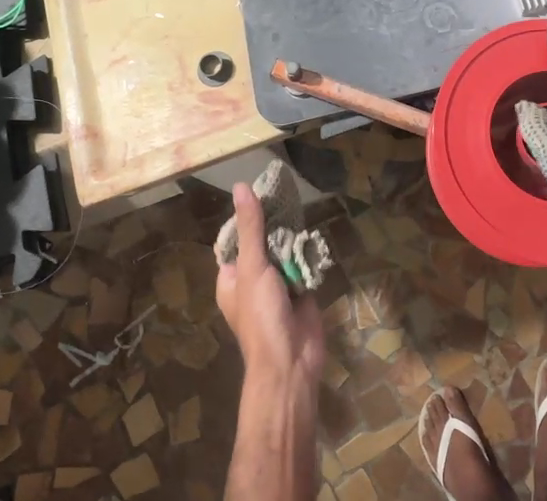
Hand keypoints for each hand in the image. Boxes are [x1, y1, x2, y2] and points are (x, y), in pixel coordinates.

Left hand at [215, 184, 325, 384]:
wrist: (291, 360)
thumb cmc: (261, 315)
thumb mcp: (252, 267)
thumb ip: (250, 228)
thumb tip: (241, 186)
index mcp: (231, 278)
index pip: (236, 239)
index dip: (247, 218)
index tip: (262, 191)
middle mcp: (253, 281)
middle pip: (263, 243)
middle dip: (275, 226)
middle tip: (288, 197)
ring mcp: (277, 287)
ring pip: (285, 253)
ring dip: (294, 240)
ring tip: (301, 210)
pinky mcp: (300, 292)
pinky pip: (303, 266)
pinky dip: (308, 255)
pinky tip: (314, 237)